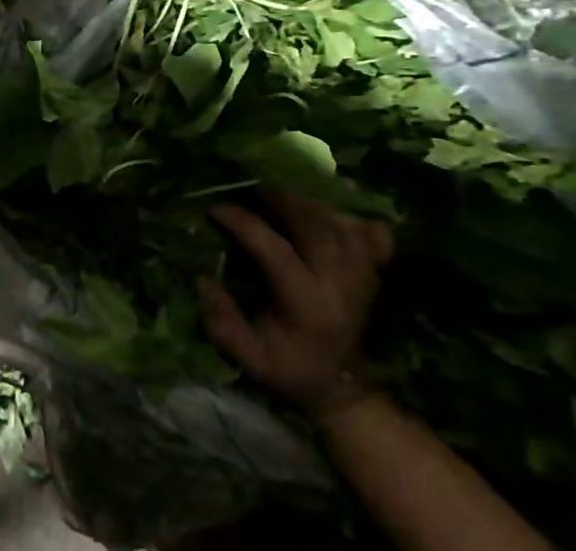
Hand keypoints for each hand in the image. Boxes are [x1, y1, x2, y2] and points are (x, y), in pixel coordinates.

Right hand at [198, 194, 393, 418]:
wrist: (343, 386)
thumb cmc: (290, 368)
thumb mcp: (250, 356)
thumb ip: (223, 322)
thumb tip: (202, 279)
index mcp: (307, 304)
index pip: (274, 249)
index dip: (243, 223)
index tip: (215, 209)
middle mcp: (341, 283)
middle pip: (315, 224)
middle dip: (280, 198)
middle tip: (251, 188)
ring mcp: (363, 275)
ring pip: (341, 221)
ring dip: (309, 200)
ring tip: (280, 191)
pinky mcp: (373, 272)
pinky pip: (373, 232)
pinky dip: (352, 213)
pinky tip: (330, 202)